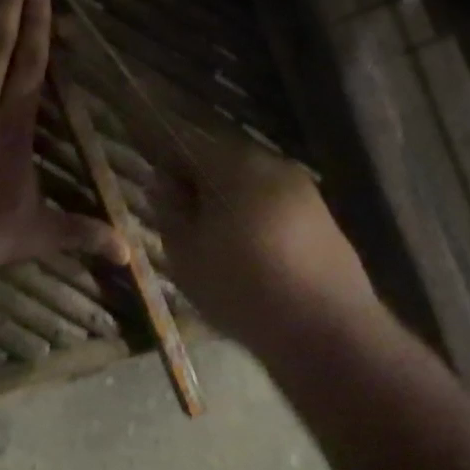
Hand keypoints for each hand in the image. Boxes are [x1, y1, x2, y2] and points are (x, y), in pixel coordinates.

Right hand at [152, 135, 378, 347]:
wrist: (328, 332)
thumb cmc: (243, 288)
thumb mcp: (185, 252)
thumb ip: (168, 209)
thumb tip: (164, 183)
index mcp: (233, 163)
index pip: (183, 137)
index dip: (157, 146)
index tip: (141, 160)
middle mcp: (271, 163)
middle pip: (218, 153)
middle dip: (191, 170)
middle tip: (170, 201)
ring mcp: (302, 188)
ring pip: (247, 177)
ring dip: (221, 192)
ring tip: (203, 226)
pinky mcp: (321, 216)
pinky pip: (270, 199)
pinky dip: (248, 209)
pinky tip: (240, 242)